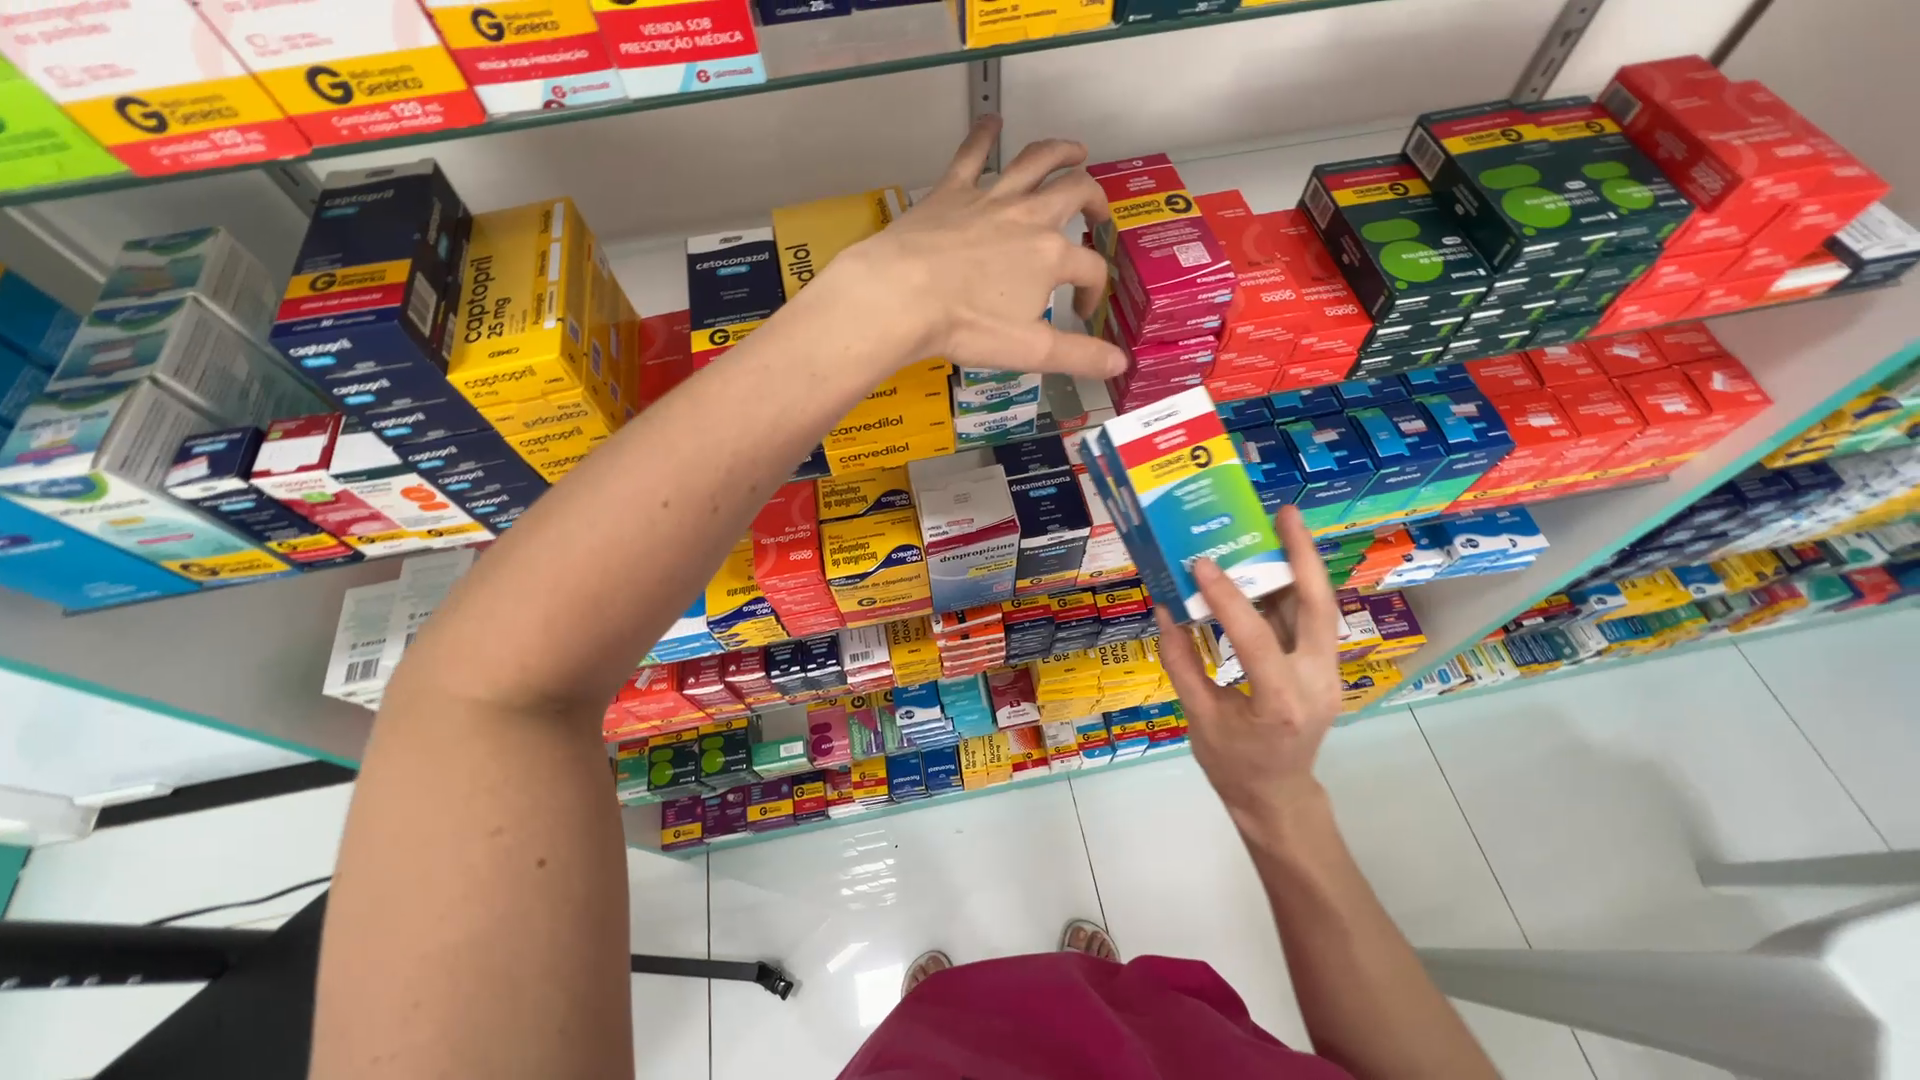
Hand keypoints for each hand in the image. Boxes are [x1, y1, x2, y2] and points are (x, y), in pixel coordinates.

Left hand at [831, 115, 1125, 379]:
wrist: (901, 296)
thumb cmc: (966, 326)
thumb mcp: (1030, 350)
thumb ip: (1079, 355)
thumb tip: (1120, 363)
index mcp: (1051, 257)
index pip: (1089, 270)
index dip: (1094, 291)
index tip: (1081, 311)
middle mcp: (1029, 217)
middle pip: (1076, 194)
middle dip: (1095, 202)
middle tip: (1098, 212)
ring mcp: (990, 199)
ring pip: (1036, 161)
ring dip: (1061, 152)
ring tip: (1076, 150)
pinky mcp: (952, 191)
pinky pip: (973, 152)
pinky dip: (985, 133)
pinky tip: (992, 121)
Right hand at [1155, 506, 1342, 828]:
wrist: (1276, 796)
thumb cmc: (1233, 764)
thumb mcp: (1199, 718)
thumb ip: (1181, 663)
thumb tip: (1165, 610)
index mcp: (1280, 703)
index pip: (1255, 639)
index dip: (1227, 599)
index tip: (1201, 564)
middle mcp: (1316, 683)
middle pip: (1318, 608)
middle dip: (1303, 556)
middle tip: (1284, 513)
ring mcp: (1328, 675)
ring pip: (1319, 610)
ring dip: (1301, 567)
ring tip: (1281, 526)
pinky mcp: (1325, 670)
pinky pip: (1310, 622)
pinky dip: (1293, 591)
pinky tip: (1274, 566)